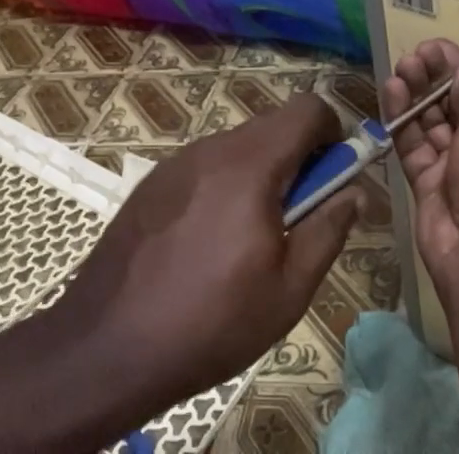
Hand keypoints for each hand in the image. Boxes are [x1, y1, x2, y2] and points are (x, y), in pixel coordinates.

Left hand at [46, 93, 363, 409]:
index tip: (334, 179)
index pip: (308, 109)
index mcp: (250, 165)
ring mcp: (175, 165)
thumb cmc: (210, 323)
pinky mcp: (151, 185)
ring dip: (261, 176)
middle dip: (299, 161)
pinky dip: (225, 188)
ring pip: (238, 148)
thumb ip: (329, 230)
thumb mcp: (289, 289)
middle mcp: (211, 150)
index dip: (333, 134)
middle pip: (273, 127)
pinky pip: (205, 169)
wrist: (103, 350)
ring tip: (250, 241)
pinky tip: (208, 246)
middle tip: (297, 220)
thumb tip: (355, 192)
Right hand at [383, 39, 458, 297]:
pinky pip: (413, 145)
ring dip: (415, 94)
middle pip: (457, 104)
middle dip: (435, 78)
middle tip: (412, 59)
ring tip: (399, 70)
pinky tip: (391, 93)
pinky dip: (402, 119)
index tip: (432, 48)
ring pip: (432, 123)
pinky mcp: (428, 186)